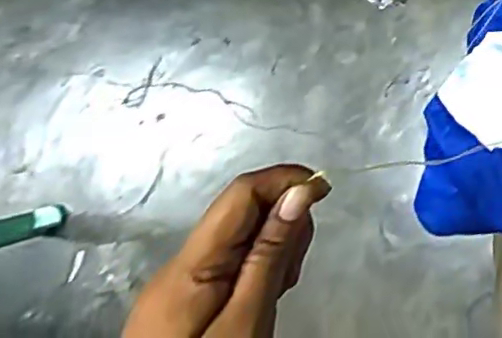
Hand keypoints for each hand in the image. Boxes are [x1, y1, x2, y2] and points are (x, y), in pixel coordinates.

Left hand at [122, 165, 327, 337]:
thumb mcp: (246, 321)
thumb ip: (271, 253)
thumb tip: (300, 190)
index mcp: (188, 267)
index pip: (241, 192)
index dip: (285, 180)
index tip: (324, 192)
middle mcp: (178, 267)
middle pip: (242, 210)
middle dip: (283, 219)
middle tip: (296, 264)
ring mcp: (177, 287)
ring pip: (240, 235)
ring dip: (274, 245)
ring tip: (281, 287)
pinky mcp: (183, 305)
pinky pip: (229, 263)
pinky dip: (258, 266)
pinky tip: (265, 296)